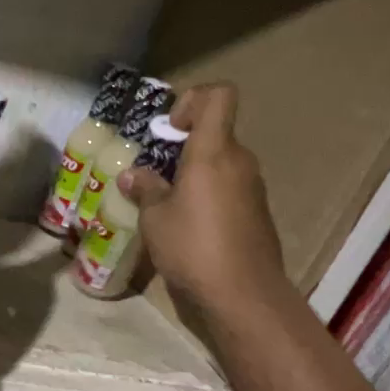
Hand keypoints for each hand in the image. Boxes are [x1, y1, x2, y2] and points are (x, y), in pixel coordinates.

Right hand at [117, 83, 286, 311]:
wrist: (243, 294)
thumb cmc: (193, 247)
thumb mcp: (155, 219)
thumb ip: (146, 189)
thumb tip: (134, 174)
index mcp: (214, 153)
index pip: (218, 96)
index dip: (192, 100)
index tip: (169, 130)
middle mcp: (239, 162)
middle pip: (215, 134)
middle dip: (183, 147)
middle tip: (153, 174)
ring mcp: (252, 187)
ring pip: (220, 164)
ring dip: (193, 175)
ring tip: (164, 205)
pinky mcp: (256, 213)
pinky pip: (227, 189)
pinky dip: (206, 197)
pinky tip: (186, 228)